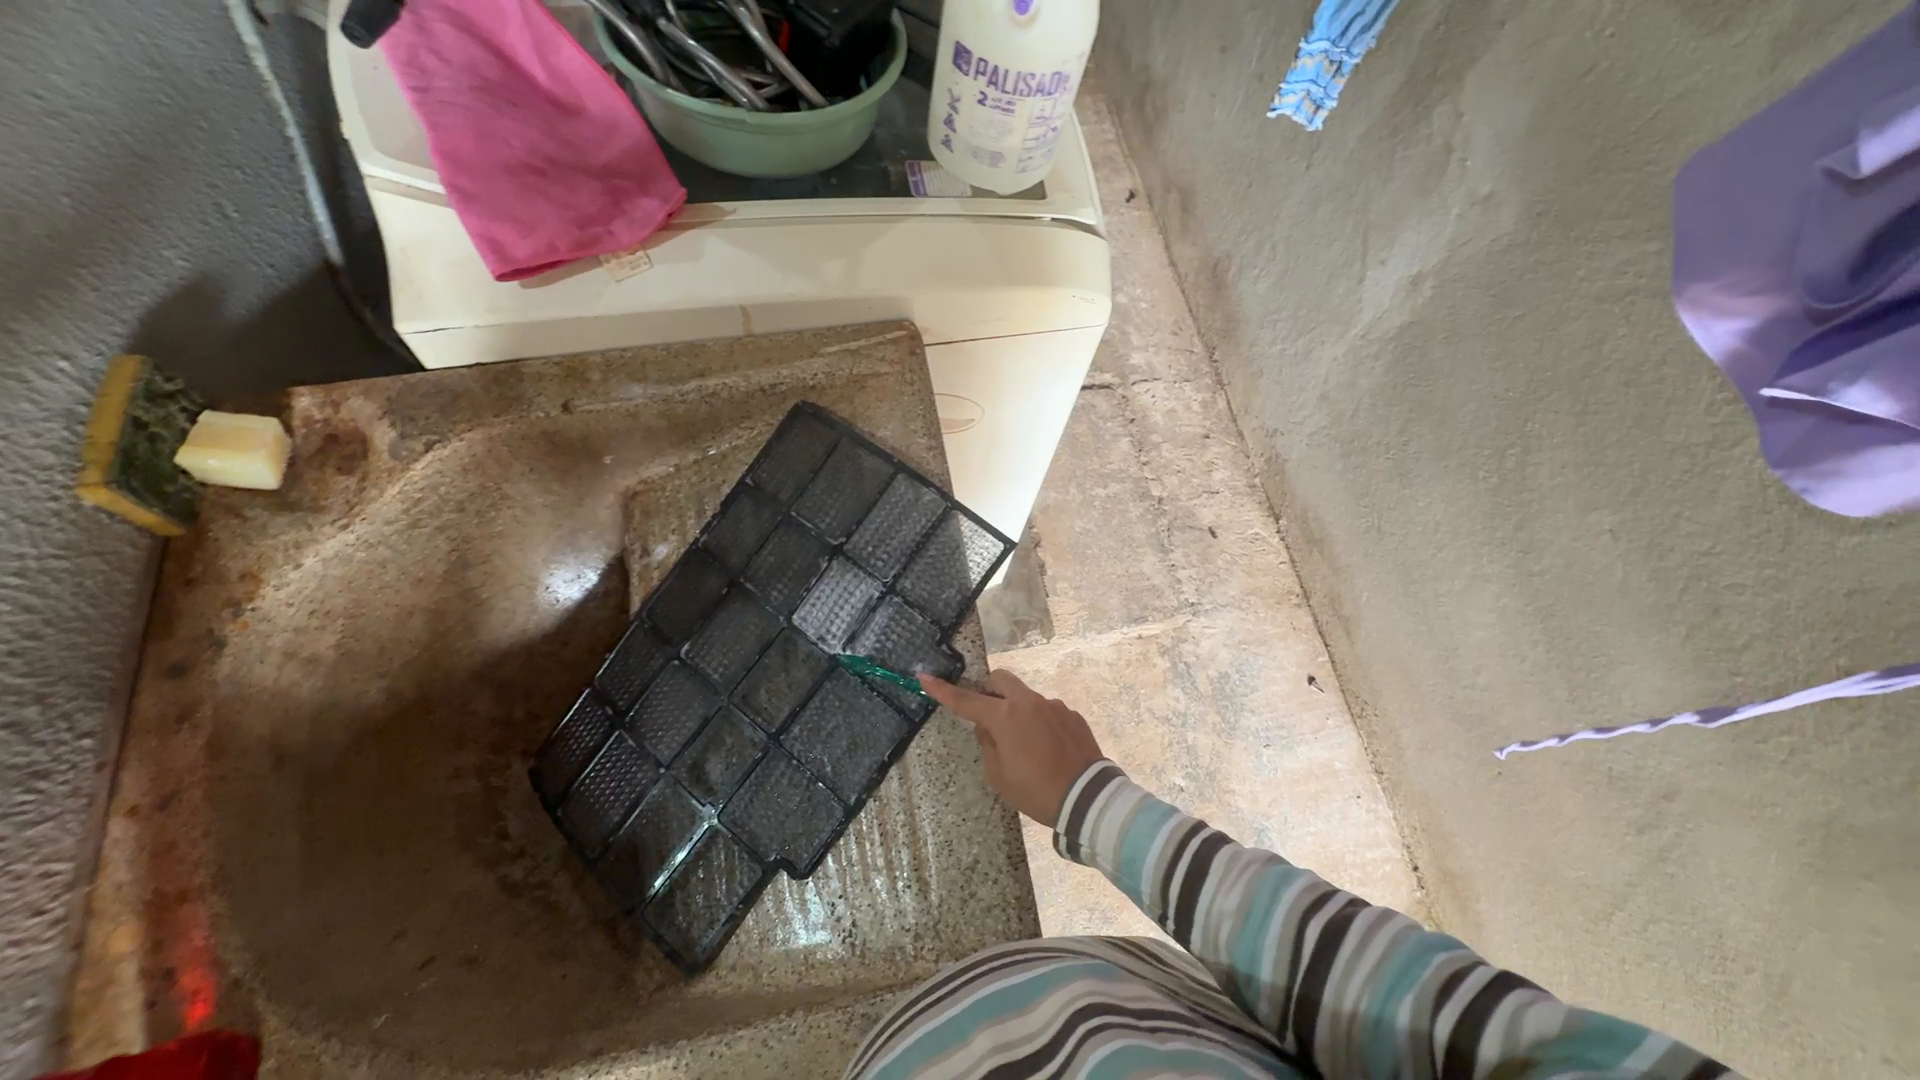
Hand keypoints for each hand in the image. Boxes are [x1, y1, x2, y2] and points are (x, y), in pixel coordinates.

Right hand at [920, 670, 1103, 827]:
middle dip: (988, 691)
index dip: (942, 690)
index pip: (965, 700)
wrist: (1087, 797)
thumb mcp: (999, 776)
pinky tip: (1048, 750)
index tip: (924, 677)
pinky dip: (1040, 723)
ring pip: (1026, 697)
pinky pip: (1048, 711)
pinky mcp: (1072, 715)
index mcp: (1005, 717)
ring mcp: (1053, 706)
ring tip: (1025, 745)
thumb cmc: (1036, 790)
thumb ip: (988, 744)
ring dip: (1017, 711)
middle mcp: (1029, 702)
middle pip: (1000, 680)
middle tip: (988, 717)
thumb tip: (988, 727)